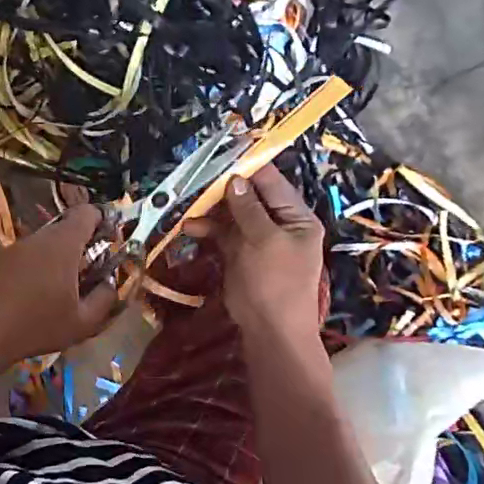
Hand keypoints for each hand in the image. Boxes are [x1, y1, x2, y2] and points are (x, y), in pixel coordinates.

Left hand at [0, 203, 119, 373]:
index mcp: (62, 244)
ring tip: (65, 286)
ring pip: (48, 241)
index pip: (87, 212)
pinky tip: (39, 292)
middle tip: (91, 271)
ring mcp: (17, 247)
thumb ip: (105, 297)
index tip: (110, 241)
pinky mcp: (1, 259)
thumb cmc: (38, 326)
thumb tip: (110, 283)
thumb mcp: (83, 322)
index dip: (103, 221)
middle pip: (67, 226)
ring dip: (61, 256)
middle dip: (83, 243)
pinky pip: (30, 253)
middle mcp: (39, 238)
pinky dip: (41, 264)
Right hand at [183, 163, 324, 342]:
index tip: (222, 153)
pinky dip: (207, 229)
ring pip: (231, 214)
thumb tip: (235, 179)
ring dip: (210, 209)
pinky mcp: (239, 254)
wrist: (271, 330)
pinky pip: (222, 234)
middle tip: (195, 178)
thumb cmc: (276, 283)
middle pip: (248, 196)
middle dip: (222, 188)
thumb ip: (249, 208)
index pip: (271, 182)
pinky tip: (189, 227)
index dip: (248, 167)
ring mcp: (257, 238)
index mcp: (296, 217)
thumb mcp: (265, 241)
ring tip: (187, 204)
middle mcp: (278, 223)